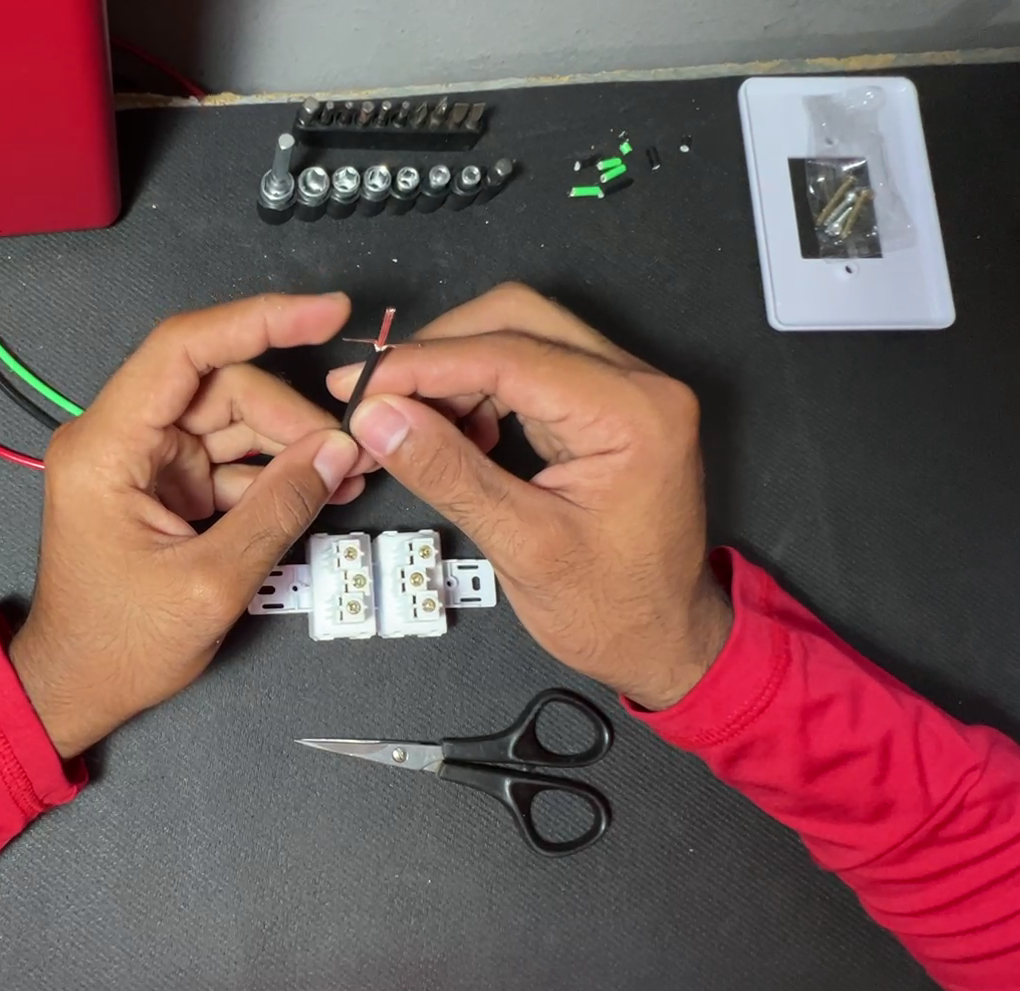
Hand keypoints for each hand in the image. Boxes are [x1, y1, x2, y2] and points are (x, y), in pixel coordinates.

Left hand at [12, 293, 369, 756]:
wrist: (77, 687)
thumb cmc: (120, 646)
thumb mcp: (210, 584)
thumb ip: (277, 511)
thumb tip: (337, 452)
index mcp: (107, 448)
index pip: (184, 350)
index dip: (259, 320)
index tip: (328, 312)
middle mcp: (121, 440)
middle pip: (220, 389)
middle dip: (291, 415)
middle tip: (351, 451)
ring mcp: (146, 462)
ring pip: (232, 423)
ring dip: (292, 443)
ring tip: (350, 471)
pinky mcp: (166, 486)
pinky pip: (229, 461)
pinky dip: (274, 474)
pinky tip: (321, 488)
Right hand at [328, 283, 729, 708]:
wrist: (662, 641)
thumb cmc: (608, 609)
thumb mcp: (520, 545)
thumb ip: (447, 473)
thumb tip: (377, 418)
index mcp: (631, 413)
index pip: (508, 355)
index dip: (423, 365)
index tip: (358, 388)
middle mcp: (635, 384)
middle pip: (516, 319)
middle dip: (436, 351)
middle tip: (375, 395)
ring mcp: (620, 392)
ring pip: (516, 339)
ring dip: (451, 374)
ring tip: (406, 424)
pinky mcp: (600, 409)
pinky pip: (525, 373)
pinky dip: (473, 395)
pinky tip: (449, 435)